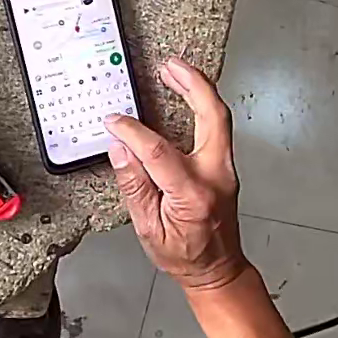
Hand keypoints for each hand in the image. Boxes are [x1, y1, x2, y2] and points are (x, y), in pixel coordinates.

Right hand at [104, 58, 249, 291]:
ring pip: (219, 117)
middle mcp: (216, 176)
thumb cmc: (184, 255)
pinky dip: (201, 104)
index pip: (158, 151)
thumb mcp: (148, 228)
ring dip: (198, 89)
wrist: (217, 271)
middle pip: (212, 116)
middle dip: (192, 85)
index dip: (131, 132)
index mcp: (193, 195)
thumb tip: (121, 149)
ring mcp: (225, 169)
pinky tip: (185, 94)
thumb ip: (134, 185)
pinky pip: (216, 127)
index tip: (112, 121)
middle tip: (169, 66)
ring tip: (174, 71)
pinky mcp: (224, 166)